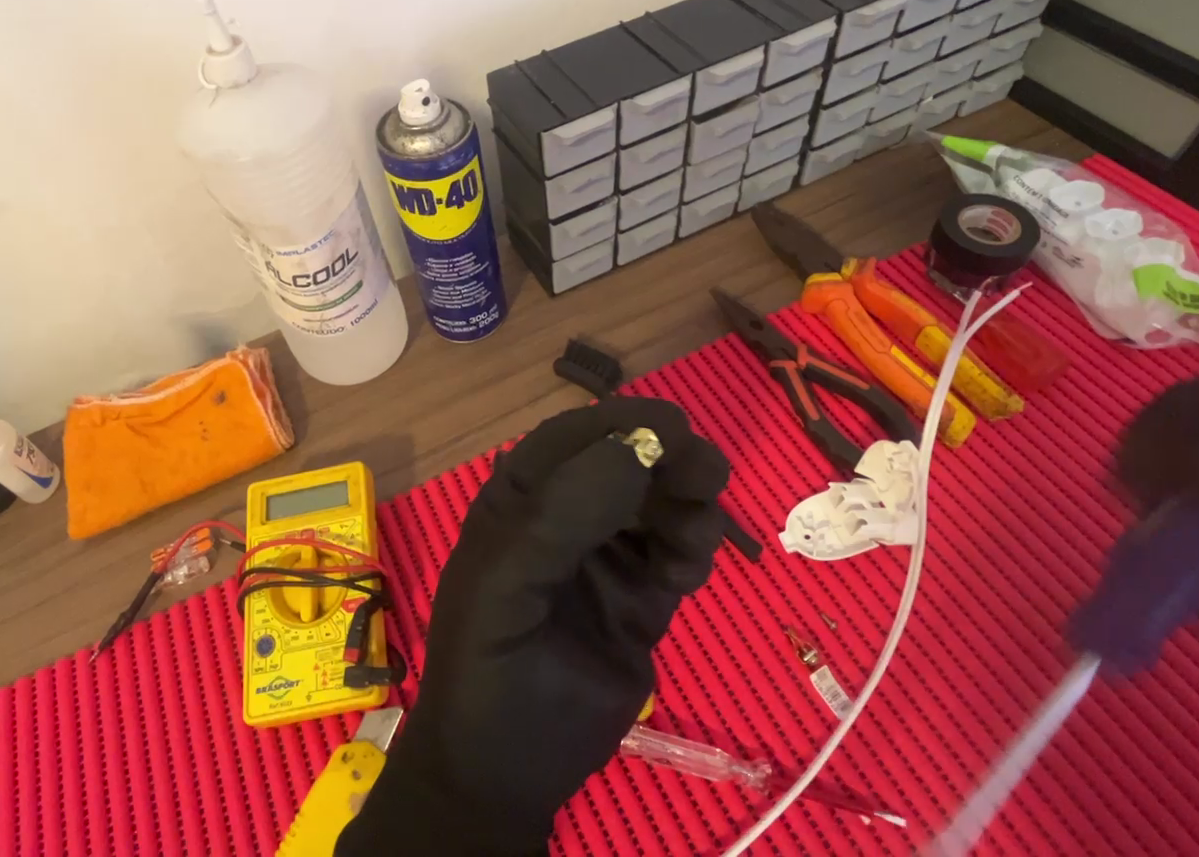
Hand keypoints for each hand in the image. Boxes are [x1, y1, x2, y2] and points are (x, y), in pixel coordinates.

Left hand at [337, 398, 731, 855]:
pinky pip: (677, 554)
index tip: (677, 429)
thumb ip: (563, 513)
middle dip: (669, 463)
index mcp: (520, 500)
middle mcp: (565, 517)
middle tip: (709, 478)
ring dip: (687, 510)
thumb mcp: (508, 585)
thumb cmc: (490, 669)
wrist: (506, 772)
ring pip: (661, 505)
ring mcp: (604, 557)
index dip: (624, 425)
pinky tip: (685, 577)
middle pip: (628, 463)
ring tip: (691, 547)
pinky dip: (691, 552)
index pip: (575, 437)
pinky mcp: (639, 598)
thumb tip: (637, 448)